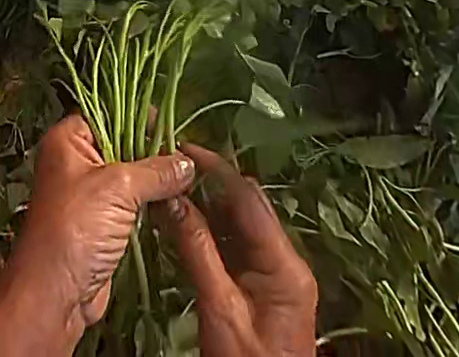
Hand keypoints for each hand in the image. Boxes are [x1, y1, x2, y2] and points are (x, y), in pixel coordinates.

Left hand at [0, 114, 194, 352]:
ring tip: (189, 177)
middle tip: (187, 154)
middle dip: (154, 150)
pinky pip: (132, 201)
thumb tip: (188, 163)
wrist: (54, 296)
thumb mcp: (118, 188)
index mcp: (69, 138)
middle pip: (123, 142)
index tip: (173, 125)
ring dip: (156, 179)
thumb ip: (156, 171)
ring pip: (131, 174)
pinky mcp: (102, 220)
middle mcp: (77, 159)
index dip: (140, 115)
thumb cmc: (75, 229)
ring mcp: (90, 191)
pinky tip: (177, 201)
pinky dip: (152, 201)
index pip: (109, 111)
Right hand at [161, 142, 317, 356]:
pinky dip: (213, 230)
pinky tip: (187, 224)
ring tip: (175, 191)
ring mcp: (277, 272)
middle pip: (247, 205)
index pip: (247, 198)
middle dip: (211, 183)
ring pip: (241, 222)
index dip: (215, 169)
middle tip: (174, 169)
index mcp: (284, 263)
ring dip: (209, 205)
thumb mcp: (219, 309)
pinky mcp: (264, 286)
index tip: (183, 149)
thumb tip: (173, 198)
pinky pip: (238, 245)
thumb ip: (197, 250)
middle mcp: (286, 259)